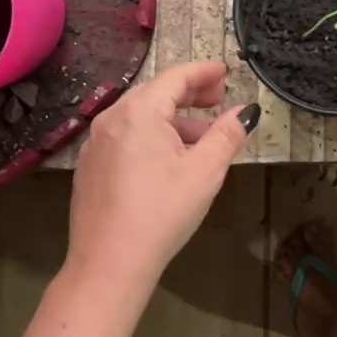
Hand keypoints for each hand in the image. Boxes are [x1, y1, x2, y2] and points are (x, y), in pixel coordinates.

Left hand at [66, 61, 256, 288]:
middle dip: (190, 93)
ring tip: (201, 137)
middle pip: (156, 93)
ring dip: (173, 118)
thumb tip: (246, 110)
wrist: (108, 265)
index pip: (177, 77)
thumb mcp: (205, 171)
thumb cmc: (162, 212)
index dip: (204, 72)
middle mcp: (112, 118)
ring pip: (140, 116)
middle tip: (218, 99)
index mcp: (140, 111)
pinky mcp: (90, 166)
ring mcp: (96, 143)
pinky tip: (169, 160)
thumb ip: (227, 134)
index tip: (225, 71)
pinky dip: (152, 135)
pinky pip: (126, 136)